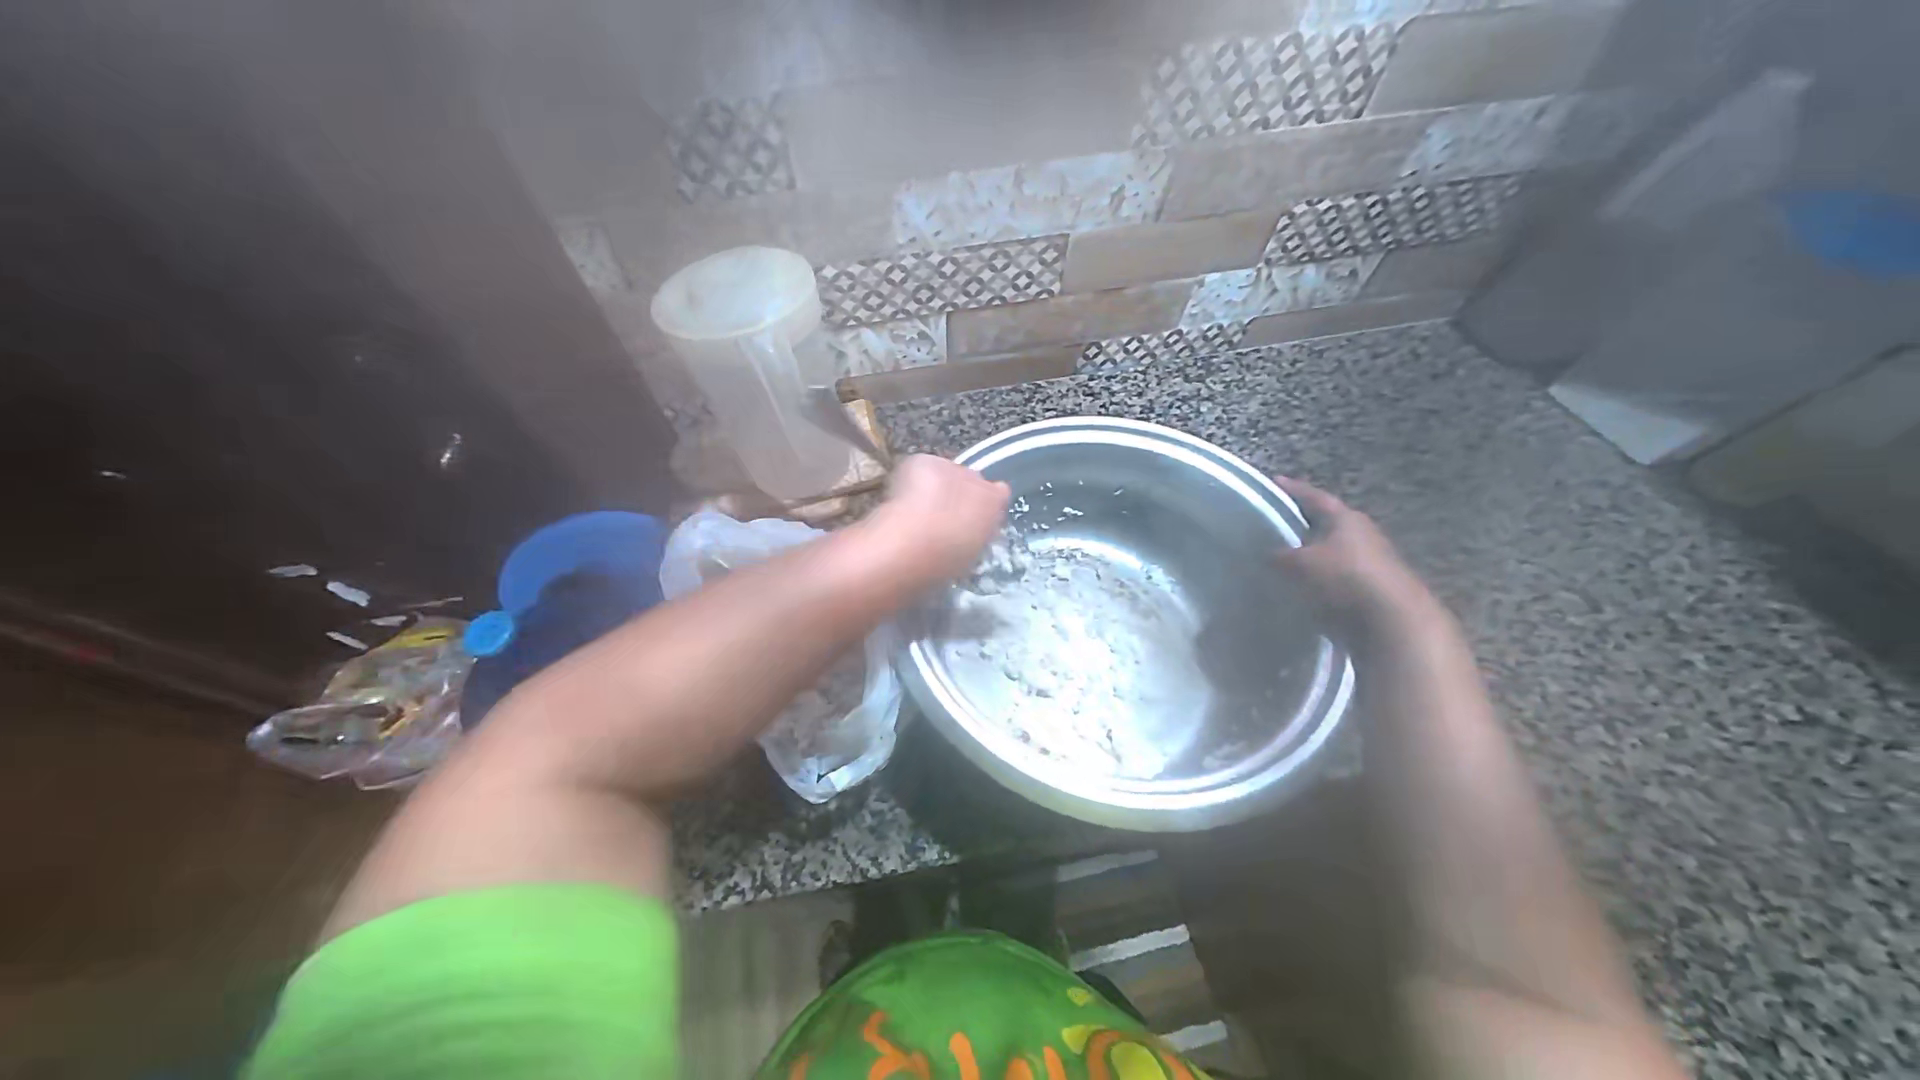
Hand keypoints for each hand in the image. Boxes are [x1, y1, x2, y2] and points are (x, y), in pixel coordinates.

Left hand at [865, 454, 1010, 580]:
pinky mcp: (923, 461)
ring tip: (918, 508)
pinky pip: (920, 468)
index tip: (970, 518)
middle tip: (941, 516)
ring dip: (936, 485)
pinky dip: (913, 478)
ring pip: (944, 472)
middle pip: (971, 479)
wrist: (915, 543)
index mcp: (993, 503)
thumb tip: (969, 531)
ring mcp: (949, 467)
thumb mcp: (972, 553)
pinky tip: (904, 498)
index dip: (982, 504)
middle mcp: (977, 479)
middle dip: (959, 493)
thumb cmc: (945, 561)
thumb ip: (977, 534)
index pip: (998, 492)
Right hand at [1273, 475, 1431, 631]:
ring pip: (1334, 551)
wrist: (1394, 622)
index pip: (1314, 497)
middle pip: (1327, 523)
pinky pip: (1340, 576)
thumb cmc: (1343, 579)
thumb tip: (1267, 553)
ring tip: (1287, 560)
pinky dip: (1323, 578)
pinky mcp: (1375, 588)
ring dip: (1313, 554)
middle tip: (1277, 524)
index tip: (1274, 482)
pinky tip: (1306, 587)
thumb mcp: (1299, 564)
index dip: (1293, 490)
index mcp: (1346, 518)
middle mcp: (1363, 533)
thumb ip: (1279, 556)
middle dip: (1303, 523)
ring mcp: (1373, 561)